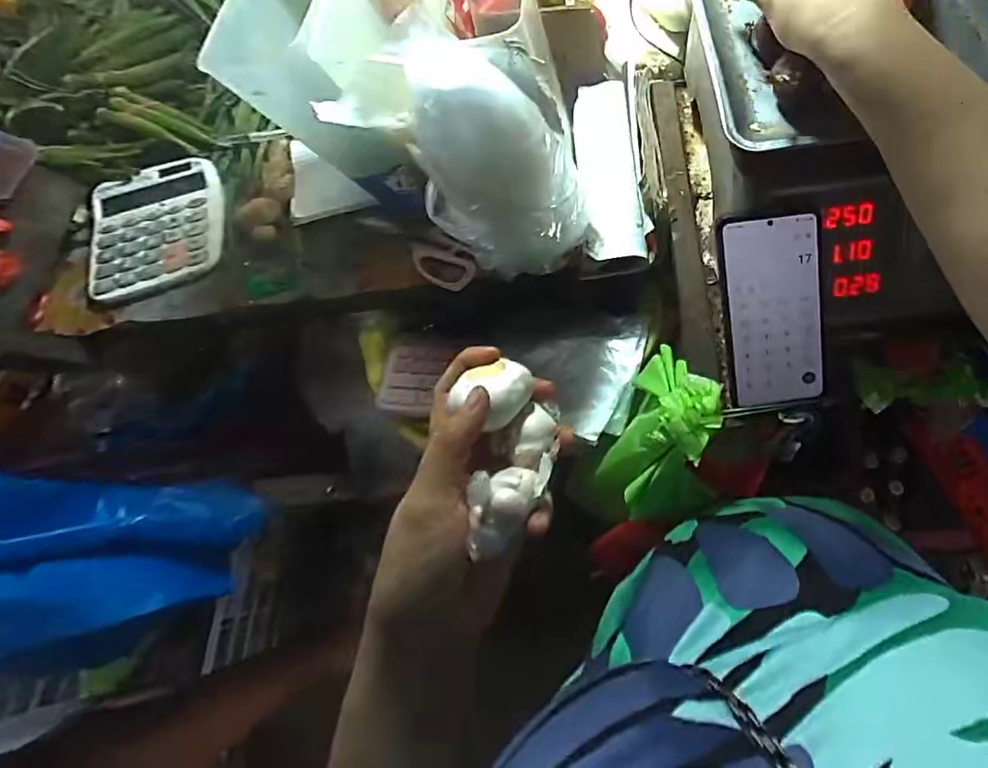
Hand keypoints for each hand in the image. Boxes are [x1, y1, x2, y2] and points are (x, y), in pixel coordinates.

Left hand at [363, 347, 566, 643]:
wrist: (432, 630)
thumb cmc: (419, 560)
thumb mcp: (430, 498)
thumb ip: (453, 444)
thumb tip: (480, 390)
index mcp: (442, 452)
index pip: (451, 398)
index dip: (470, 370)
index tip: (499, 356)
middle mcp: (470, 463)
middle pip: (500, 419)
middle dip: (524, 403)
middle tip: (550, 396)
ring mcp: (494, 491)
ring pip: (525, 453)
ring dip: (546, 447)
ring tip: (567, 446)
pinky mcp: (514, 520)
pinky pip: (536, 498)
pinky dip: (541, 505)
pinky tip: (538, 524)